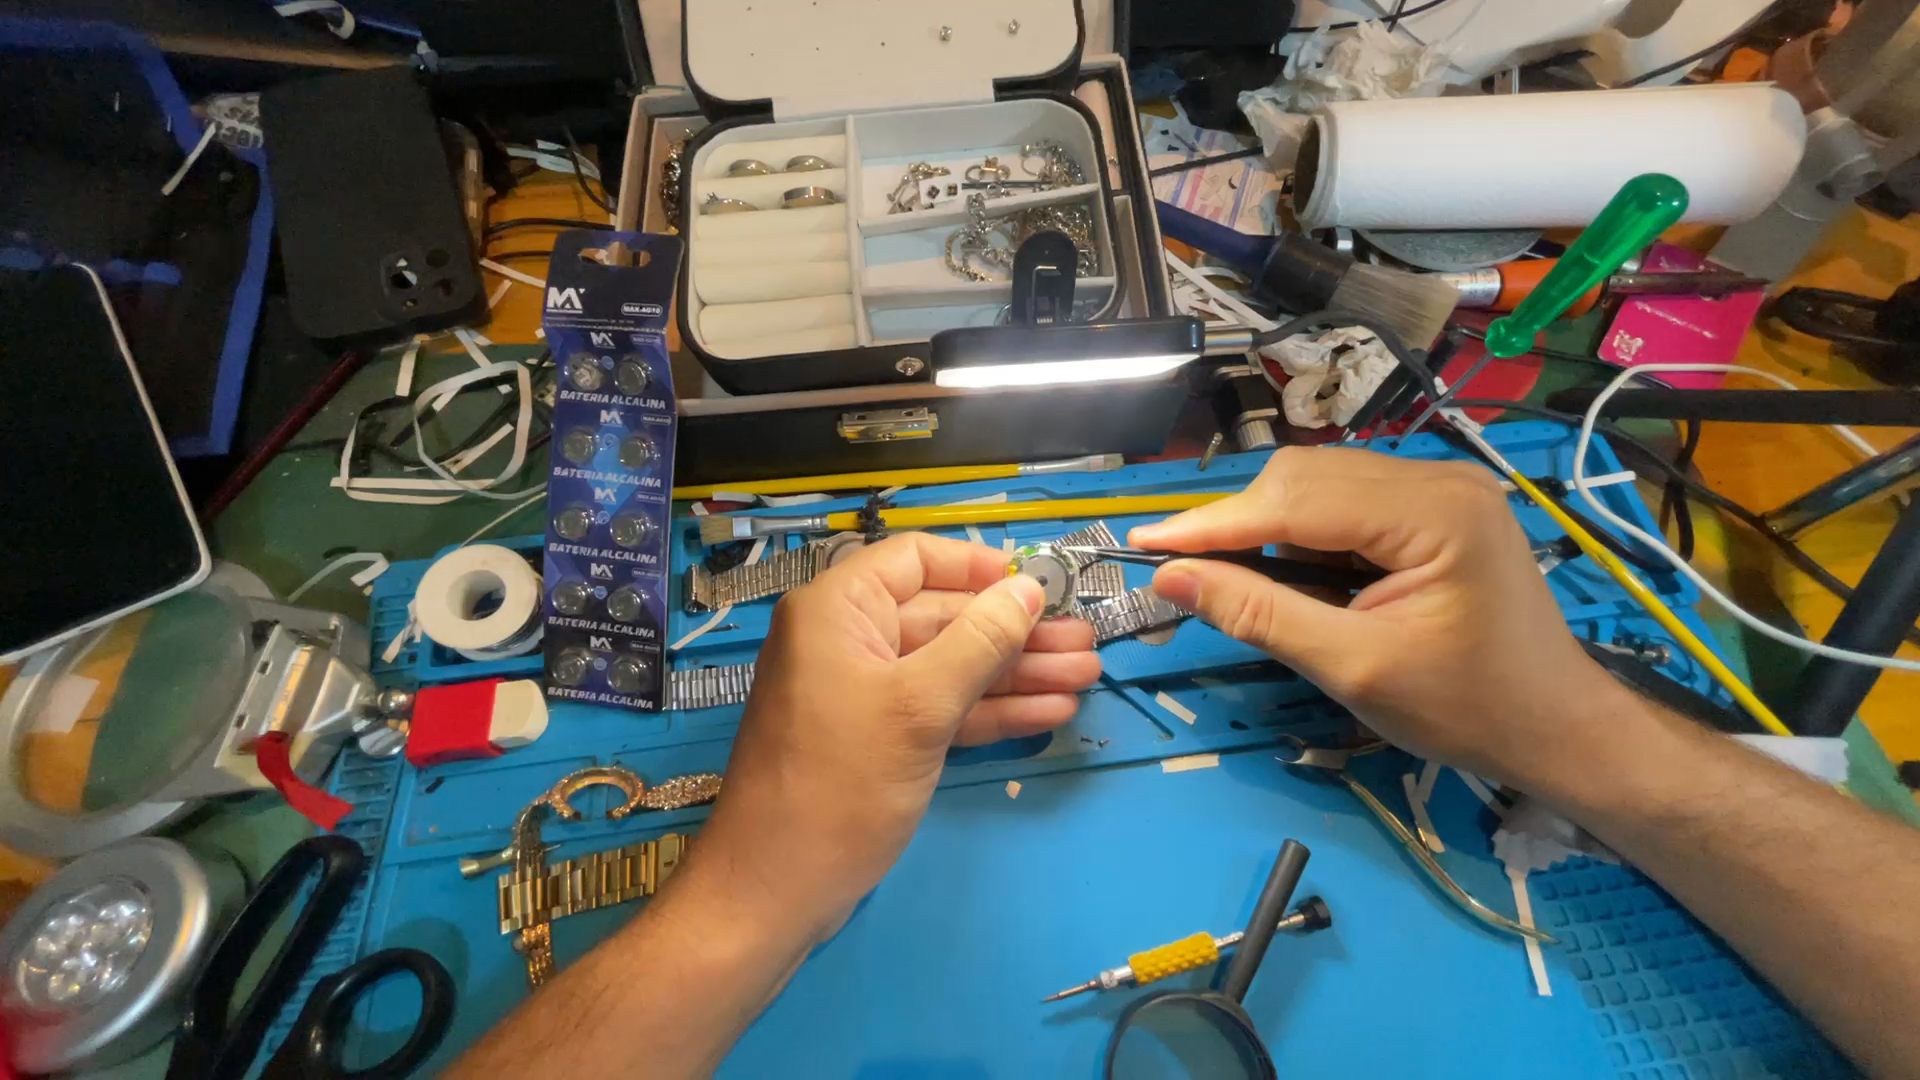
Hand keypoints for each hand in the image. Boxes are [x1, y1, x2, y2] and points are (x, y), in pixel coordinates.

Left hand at [689, 534, 1099, 941]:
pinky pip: (944, 707)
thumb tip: (1028, 589)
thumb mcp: (918, 705)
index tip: (1036, 586)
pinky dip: (992, 710)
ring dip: (1017, 672)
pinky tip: (1050, 710)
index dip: (978, 567)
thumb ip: (979, 641)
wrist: (774, 893)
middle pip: (945, 617)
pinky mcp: (884, 737)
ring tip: (1085, 674)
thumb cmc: (840, 782)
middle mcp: (852, 639)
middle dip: (1015, 632)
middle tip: (1085, 642)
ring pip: (952, 666)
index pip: (915, 559)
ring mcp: (869, 691)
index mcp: (839, 608)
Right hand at [1130, 447, 1619, 787]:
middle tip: (1187, 574)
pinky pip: (1335, 499)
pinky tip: (1289, 571)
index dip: (1209, 525)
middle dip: (1235, 525)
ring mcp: (1435, 485)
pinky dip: (1294, 532)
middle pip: (1298, 479)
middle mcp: (1435, 478)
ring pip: (1310, 484)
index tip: (1142, 545)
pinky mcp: (1427, 503)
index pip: (1292, 502)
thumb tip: (1169, 578)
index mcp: (1434, 514)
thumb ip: (1257, 615)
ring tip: (1238, 580)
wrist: (1556, 727)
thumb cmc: (1465, 710)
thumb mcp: (1351, 669)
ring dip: (1261, 528)